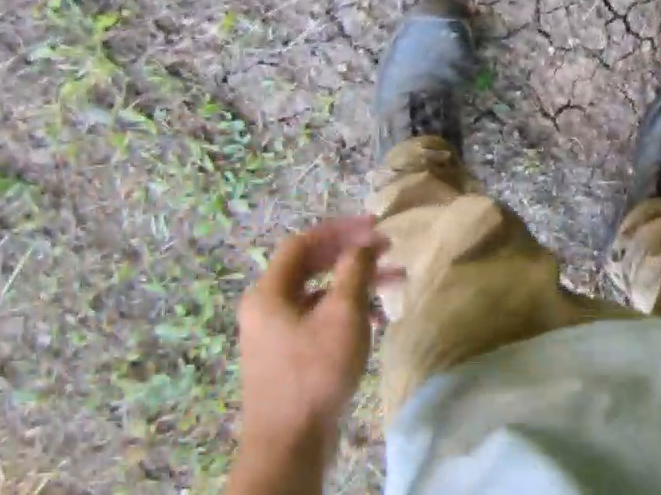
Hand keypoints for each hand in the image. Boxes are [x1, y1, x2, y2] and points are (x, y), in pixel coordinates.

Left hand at [229, 216, 382, 492]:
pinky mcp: (288, 350)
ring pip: (318, 290)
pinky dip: (347, 304)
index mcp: (269, 294)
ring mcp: (275, 331)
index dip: (341, 229)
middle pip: (309, 264)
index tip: (378, 225)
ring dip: (355, 278)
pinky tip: (377, 314)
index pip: (302, 243)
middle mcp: (266, 308)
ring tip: (394, 277)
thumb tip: (364, 244)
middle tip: (388, 246)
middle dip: (350, 251)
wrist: (291, 436)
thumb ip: (354, 270)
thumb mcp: (343, 312)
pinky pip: (319, 312)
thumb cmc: (316, 367)